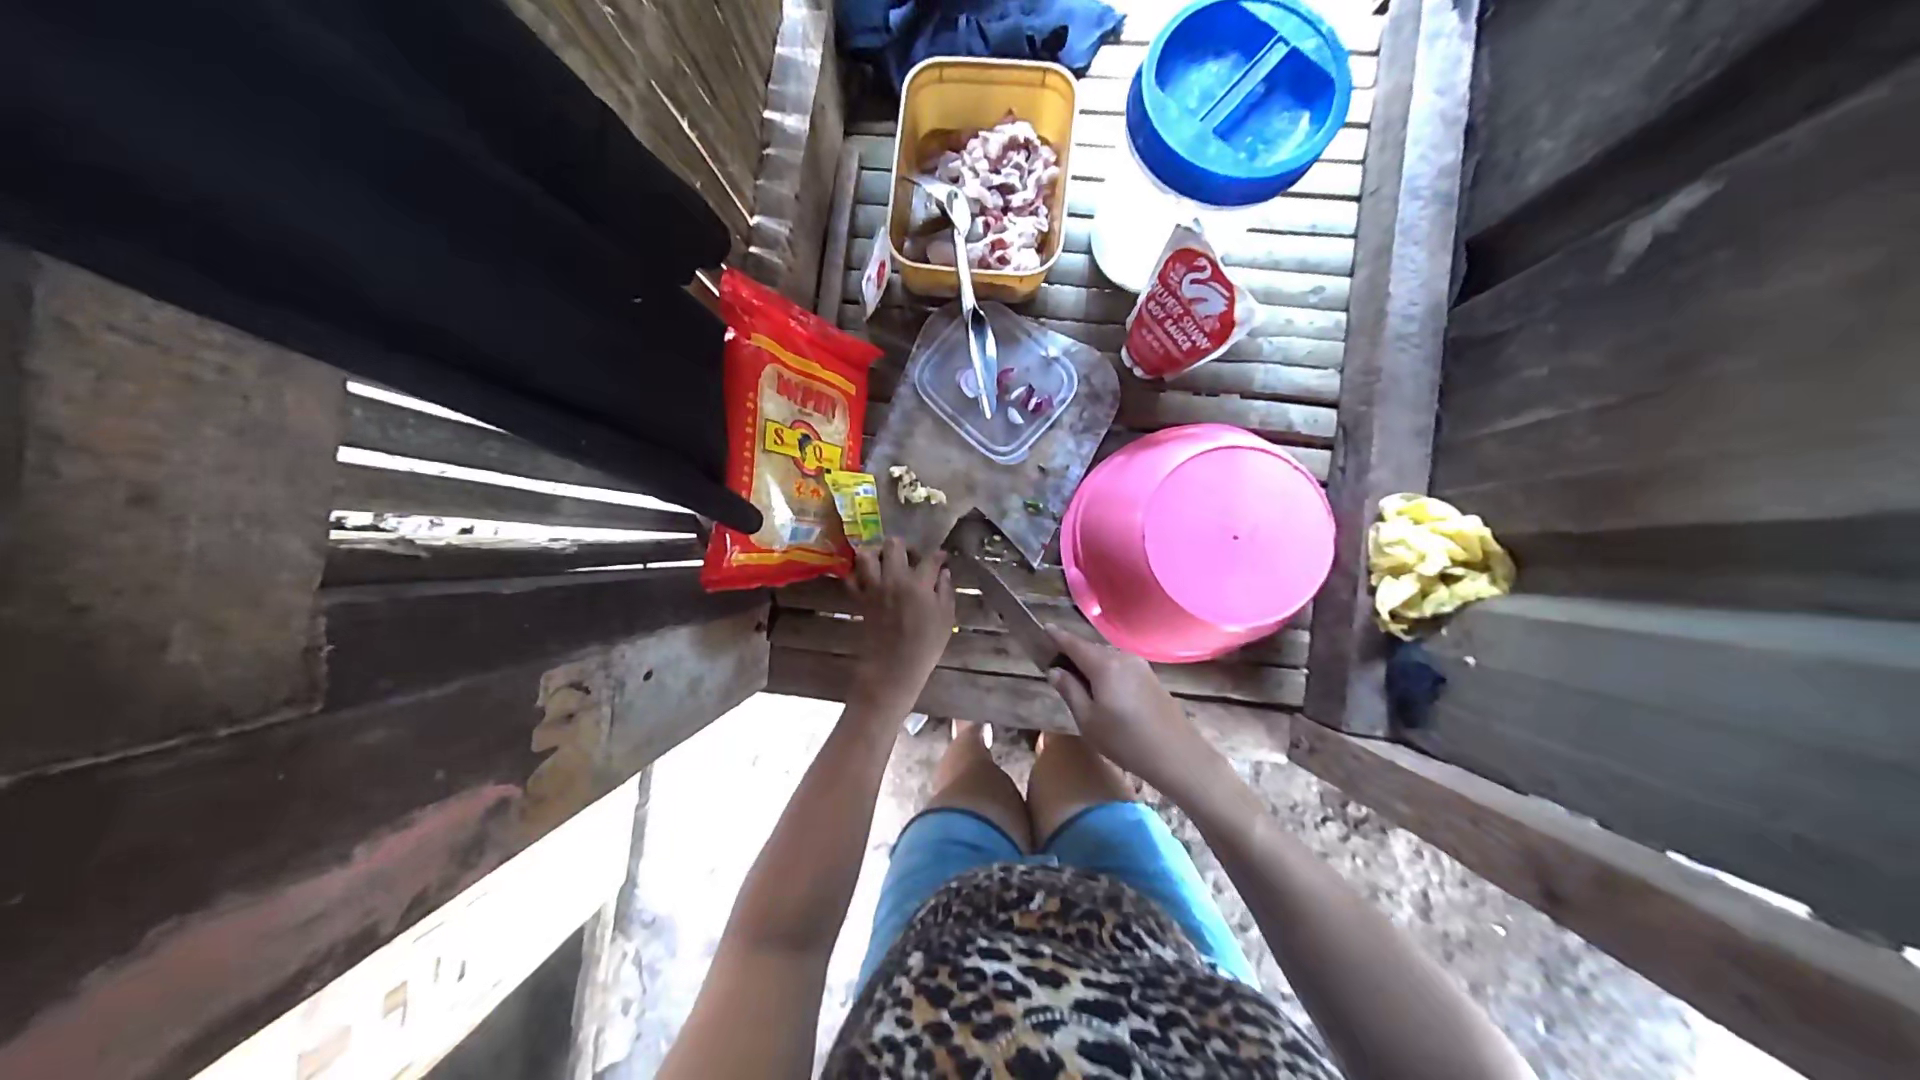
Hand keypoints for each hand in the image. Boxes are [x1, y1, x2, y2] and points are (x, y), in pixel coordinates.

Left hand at [845, 538, 953, 711]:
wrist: (893, 667)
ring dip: (877, 555)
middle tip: (911, 560)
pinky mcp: (860, 599)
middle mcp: (894, 578)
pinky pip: (851, 578)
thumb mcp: (946, 618)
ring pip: (867, 555)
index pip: (930, 558)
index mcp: (919, 583)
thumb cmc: (926, 645)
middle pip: (894, 545)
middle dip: (905, 547)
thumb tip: (944, 573)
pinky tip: (869, 580)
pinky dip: (858, 574)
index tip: (942, 559)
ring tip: (887, 566)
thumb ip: (946, 591)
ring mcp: (873, 587)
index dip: (939, 556)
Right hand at [1046, 628, 1223, 797]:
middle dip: (1072, 653)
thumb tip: (1055, 671)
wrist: (1178, 755)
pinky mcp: (1150, 677)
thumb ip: (1070, 690)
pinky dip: (1105, 671)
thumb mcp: (1088, 720)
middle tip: (1055, 665)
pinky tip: (1101, 690)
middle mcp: (1122, 657)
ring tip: (1076, 681)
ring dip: (1090, 664)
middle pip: (1090, 649)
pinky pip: (1119, 666)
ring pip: (1106, 658)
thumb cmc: (1126, 740)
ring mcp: (1140, 665)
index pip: (1073, 642)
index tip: (1043, 628)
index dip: (1056, 636)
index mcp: (1104, 664)